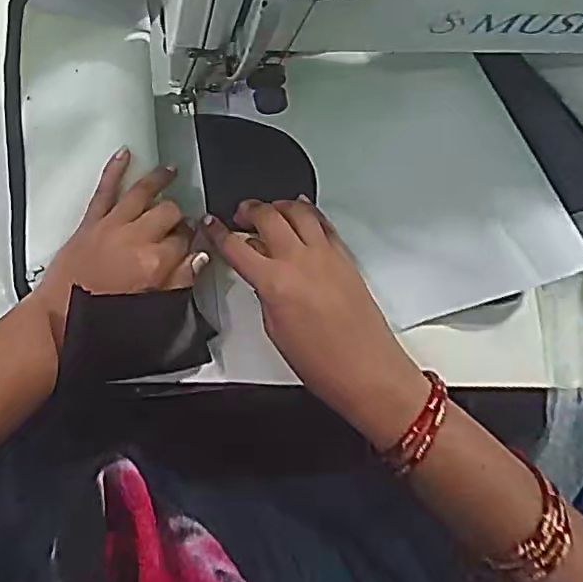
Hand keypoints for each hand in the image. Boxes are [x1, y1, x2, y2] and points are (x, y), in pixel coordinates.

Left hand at [25, 148, 206, 347]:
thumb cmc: (100, 320)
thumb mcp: (150, 310)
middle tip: (181, 220)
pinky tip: (124, 154)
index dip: (192, 241)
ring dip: (159, 179)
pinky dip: (115, 169)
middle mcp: (134, 238)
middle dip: (179, 215)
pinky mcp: (91, 221)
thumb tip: (198, 260)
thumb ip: (178, 282)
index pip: (185, 242)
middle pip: (168, 213)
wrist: (59, 318)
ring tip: (170, 171)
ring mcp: (111, 225)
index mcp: (153, 263)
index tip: (194, 242)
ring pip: (142, 193)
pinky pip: (105, 189)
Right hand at [207, 199, 424, 433]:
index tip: (211, 223)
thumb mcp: (274, 329)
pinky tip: (302, 213)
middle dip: (246, 209)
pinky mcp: (346, 258)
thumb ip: (263, 292)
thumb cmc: (327, 365)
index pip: (235, 244)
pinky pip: (323, 223)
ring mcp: (326, 256)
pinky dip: (308, 213)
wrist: (371, 376)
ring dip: (277, 205)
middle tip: (239, 215)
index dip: (217, 231)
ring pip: (297, 210)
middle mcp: (300, 262)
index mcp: (275, 282)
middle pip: (266, 215)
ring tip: (269, 209)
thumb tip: (258, 273)